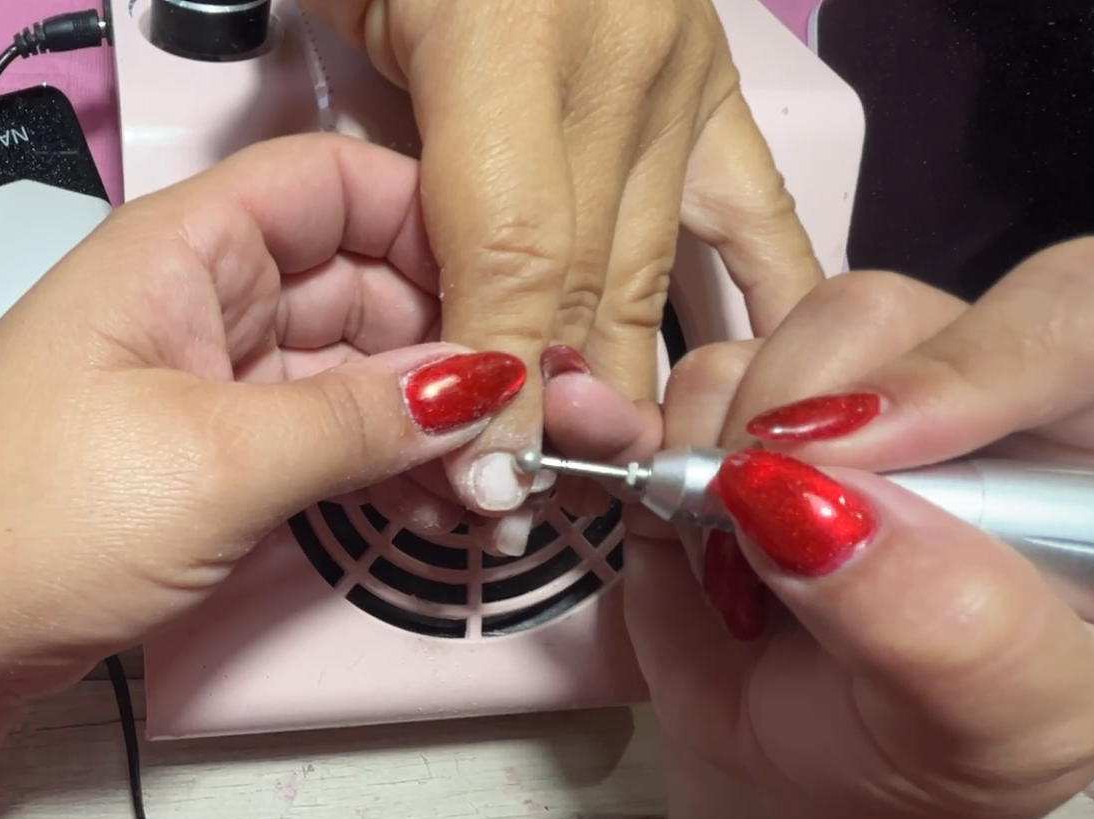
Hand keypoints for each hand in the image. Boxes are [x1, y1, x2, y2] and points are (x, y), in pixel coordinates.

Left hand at [0, 135, 524, 710]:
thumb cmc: (29, 528)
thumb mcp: (209, 461)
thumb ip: (352, 417)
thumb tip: (475, 384)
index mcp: (175, 252)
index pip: (333, 186)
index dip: (431, 228)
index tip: (517, 296)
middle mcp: (190, 305)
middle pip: (352, 289)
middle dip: (448, 347)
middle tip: (534, 420)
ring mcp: (198, 389)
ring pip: (337, 376)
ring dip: (419, 421)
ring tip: (500, 476)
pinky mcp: (200, 463)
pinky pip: (308, 441)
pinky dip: (370, 466)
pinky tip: (432, 498)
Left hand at [302, 0, 821, 521]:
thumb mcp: (332, 16)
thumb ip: (372, 173)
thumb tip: (412, 322)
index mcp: (502, 41)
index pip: (508, 261)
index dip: (500, 379)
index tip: (488, 471)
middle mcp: (608, 62)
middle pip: (579, 282)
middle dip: (553, 403)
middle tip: (528, 496)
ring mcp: (674, 70)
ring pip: (649, 266)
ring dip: (631, 380)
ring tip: (608, 469)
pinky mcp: (703, 78)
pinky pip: (745, 207)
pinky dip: (758, 296)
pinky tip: (761, 373)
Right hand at [549, 240, 1093, 818]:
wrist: (779, 794)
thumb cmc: (901, 775)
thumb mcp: (980, 724)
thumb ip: (949, 613)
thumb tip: (812, 493)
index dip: (974, 359)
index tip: (844, 463)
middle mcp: (969, 412)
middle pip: (912, 303)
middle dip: (817, 389)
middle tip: (746, 501)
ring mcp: (829, 420)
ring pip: (775, 337)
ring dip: (713, 408)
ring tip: (683, 508)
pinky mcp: (719, 445)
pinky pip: (677, 379)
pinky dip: (633, 406)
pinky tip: (612, 452)